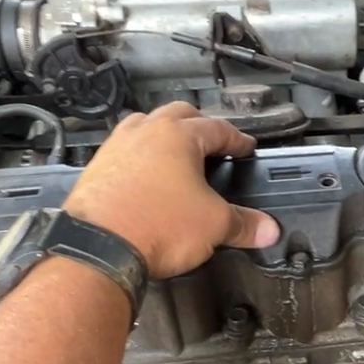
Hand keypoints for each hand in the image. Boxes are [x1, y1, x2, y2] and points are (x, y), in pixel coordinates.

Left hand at [62, 103, 280, 277]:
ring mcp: (117, 147)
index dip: (238, 140)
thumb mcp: (213, 225)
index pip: (219, 128)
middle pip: (179, 115)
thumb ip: (244, 223)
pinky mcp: (98, 168)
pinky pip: (125, 150)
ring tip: (178, 153)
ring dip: (165, 135)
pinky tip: (147, 176)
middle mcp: (146, 132)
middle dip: (200, 125)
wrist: (98, 249)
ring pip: (146, 126)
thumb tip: (266, 228)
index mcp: (179, 135)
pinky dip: (141, 157)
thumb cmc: (151, 226)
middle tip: (213, 141)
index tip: (245, 148)